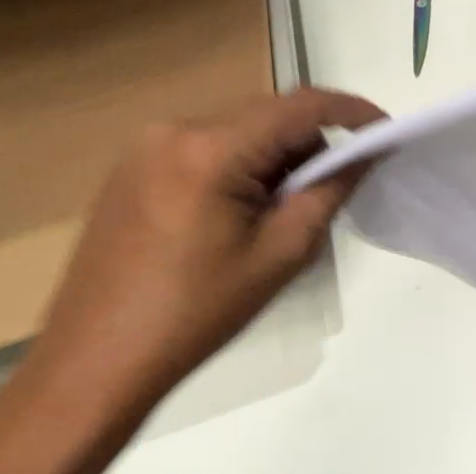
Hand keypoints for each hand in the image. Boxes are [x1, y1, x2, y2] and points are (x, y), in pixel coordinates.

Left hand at [0, 89, 387, 473]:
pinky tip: (239, 208)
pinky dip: (238, 161)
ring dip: (273, 152)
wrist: (90, 368)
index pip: (301, 106)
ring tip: (283, 204)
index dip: (351, 110)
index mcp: (211, 150)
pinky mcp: (130, 168)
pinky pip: (205, 144)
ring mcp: (145, 147)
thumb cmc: (194, 313)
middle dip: (310, 139)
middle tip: (334, 182)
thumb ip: (331, 190)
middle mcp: (175, 131)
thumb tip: (366, 152)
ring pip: (238, 127)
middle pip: (268, 113)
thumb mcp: (281, 253)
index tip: (385, 130)